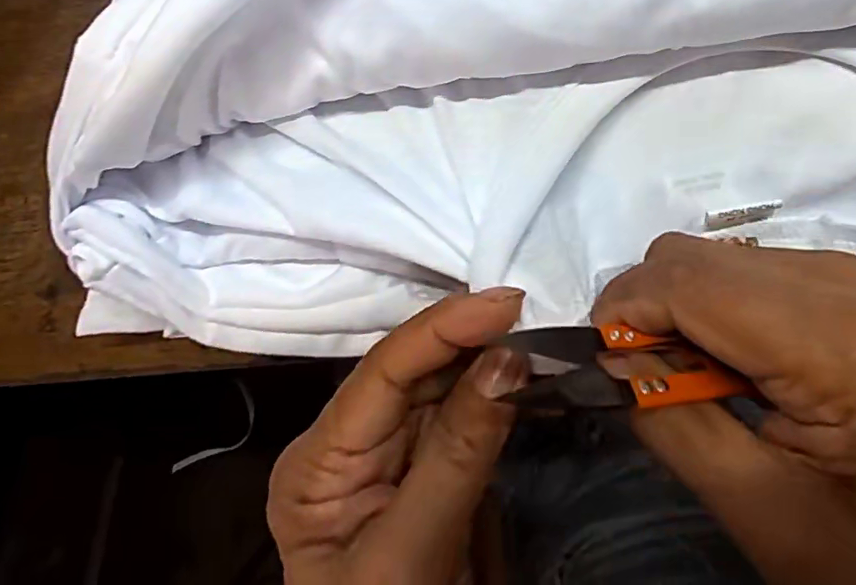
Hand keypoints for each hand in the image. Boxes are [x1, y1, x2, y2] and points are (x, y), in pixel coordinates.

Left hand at [268, 288, 529, 583]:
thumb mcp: (411, 553)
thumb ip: (458, 451)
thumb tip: (509, 357)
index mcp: (319, 460)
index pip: (383, 369)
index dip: (445, 326)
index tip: (507, 302)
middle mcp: (350, 439)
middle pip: (414, 366)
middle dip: (472, 335)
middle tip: (533, 317)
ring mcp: (391, 447)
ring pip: (443, 379)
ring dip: (489, 355)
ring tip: (536, 335)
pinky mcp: (428, 459)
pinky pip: (465, 408)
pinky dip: (498, 387)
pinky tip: (525, 369)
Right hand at [592, 235, 855, 583]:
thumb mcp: (760, 511)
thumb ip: (672, 422)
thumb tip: (611, 356)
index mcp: (844, 352)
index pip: (701, 285)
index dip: (631, 307)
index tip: (600, 355)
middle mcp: (849, 285)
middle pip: (702, 256)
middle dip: (652, 305)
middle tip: (653, 378)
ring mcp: (852, 270)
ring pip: (717, 252)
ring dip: (684, 303)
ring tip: (703, 376)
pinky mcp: (846, 271)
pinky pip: (747, 262)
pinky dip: (718, 301)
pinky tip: (740, 357)